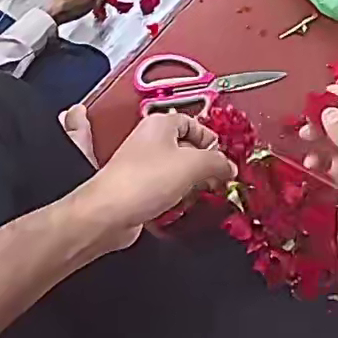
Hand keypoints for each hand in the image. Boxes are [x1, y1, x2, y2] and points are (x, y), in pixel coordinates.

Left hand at [73, 112, 236, 250]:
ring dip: (190, 184)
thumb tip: (228, 165)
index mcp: (160, 123)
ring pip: (176, 170)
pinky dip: (175, 196)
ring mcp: (141, 164)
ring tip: (198, 194)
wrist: (109, 213)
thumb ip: (217, 162)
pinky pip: (164, 188)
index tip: (223, 157)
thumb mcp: (193, 165)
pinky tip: (179, 205)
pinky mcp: (138, 187)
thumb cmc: (142, 181)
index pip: (194, 124)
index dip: (211, 140)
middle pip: (186, 148)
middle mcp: (149, 140)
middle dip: (203, 165)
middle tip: (216, 179)